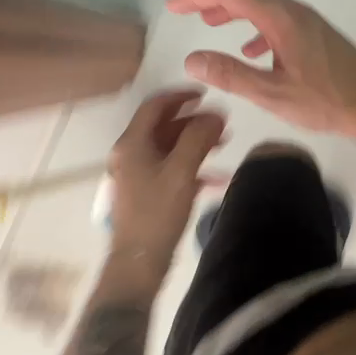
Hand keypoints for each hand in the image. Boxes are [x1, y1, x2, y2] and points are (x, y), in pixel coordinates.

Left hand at [106, 89, 225, 263]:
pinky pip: (172, 169)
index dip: (181, 95)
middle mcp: (132, 154)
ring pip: (170, 148)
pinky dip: (193, 166)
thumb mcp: (181, 172)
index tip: (207, 94)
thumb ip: (198, 139)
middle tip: (222, 123)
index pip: (156, 106)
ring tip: (224, 143)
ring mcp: (139, 174)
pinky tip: (215, 176)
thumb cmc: (158, 213)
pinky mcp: (148, 193)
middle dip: (194, 121)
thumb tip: (214, 115)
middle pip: (164, 126)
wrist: (139, 260)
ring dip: (196, 142)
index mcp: (133, 143)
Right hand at [167, 0, 355, 135]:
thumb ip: (231, 75)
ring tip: (211, 23)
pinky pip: (279, 20)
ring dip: (235, 9)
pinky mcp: (317, 35)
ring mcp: (309, 22)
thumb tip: (192, 60)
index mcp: (282, 19)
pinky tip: (252, 51)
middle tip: (187, 9)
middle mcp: (296, 12)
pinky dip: (257, 26)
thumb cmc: (326, 103)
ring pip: (264, 4)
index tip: (173, 5)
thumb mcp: (273, 94)